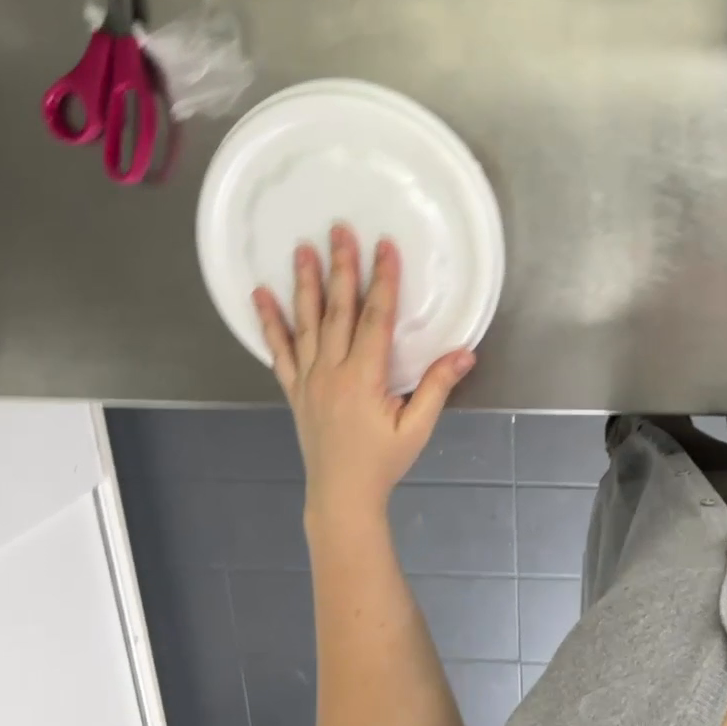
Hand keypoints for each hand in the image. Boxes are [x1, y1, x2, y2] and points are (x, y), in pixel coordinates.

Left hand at [253, 223, 475, 513]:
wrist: (341, 495)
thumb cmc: (383, 462)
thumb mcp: (417, 428)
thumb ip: (436, 387)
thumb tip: (464, 352)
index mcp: (363, 378)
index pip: (375, 319)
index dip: (382, 281)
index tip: (385, 247)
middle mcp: (331, 371)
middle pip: (338, 310)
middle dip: (342, 267)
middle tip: (339, 230)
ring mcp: (308, 379)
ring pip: (306, 322)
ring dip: (305, 284)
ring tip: (301, 249)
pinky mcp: (295, 389)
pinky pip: (279, 350)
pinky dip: (269, 322)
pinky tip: (261, 296)